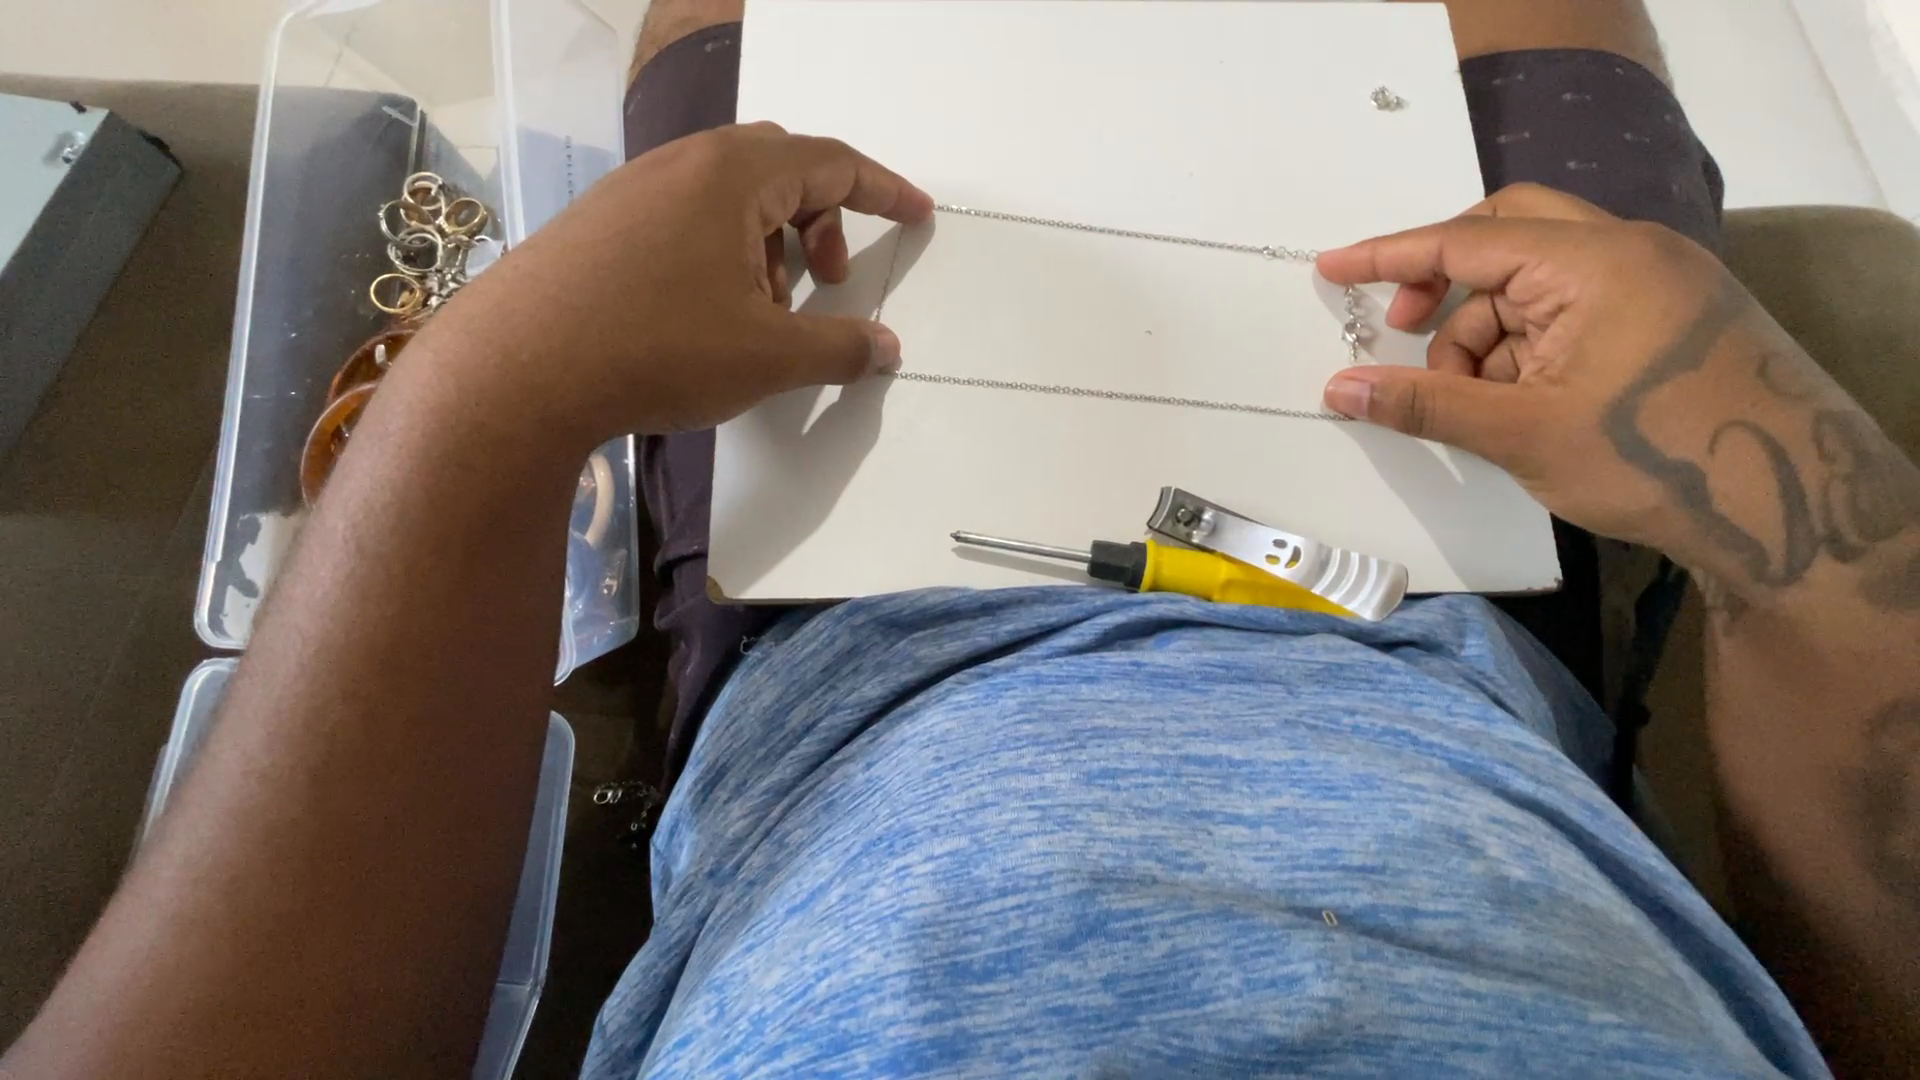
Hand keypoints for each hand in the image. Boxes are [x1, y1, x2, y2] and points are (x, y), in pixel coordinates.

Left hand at [415, 122, 934, 443]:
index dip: (884, 190)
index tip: (917, 214)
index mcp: (734, 175)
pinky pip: (688, 223)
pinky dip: (724, 259)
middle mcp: (683, 165)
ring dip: (771, 249)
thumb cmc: (660, 349)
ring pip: (732, 202)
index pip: (832, 163)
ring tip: (765, 314)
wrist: (518, 370)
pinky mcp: (603, 227)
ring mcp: (636, 192)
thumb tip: (887, 348)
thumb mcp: (770, 357)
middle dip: (822, 223)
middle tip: (829, 281)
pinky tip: (709, 318)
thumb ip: (840, 348)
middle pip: (781, 172)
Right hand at [1317, 184, 1917, 602]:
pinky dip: (1518, 352)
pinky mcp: (1655, 318)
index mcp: (1595, 263)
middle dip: (1443, 282)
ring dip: (1480, 338)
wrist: (1788, 505)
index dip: (1390, 255)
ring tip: (1475, 404)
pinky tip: (1516, 403)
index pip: (1468, 239)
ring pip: (1526, 288)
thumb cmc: (1649, 457)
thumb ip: (1420, 402)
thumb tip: (1336, 389)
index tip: (1332, 267)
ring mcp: (1647, 284)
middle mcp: (1625, 254)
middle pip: (1505, 235)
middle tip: (1403, 330)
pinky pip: (1559, 315)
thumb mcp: (1517, 431)